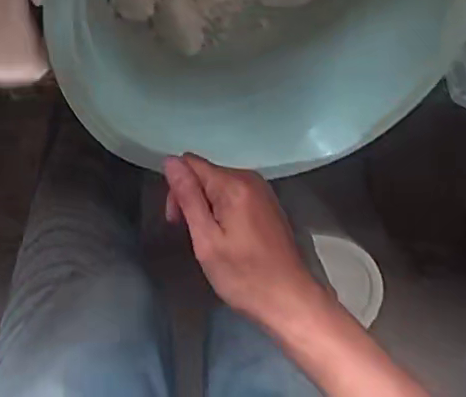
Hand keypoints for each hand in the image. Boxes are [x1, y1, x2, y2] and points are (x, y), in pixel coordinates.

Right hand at [164, 153, 325, 329]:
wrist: (295, 304)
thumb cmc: (246, 277)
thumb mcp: (207, 240)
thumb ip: (188, 196)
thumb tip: (170, 161)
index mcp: (233, 184)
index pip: (189, 163)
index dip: (177, 189)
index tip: (178, 221)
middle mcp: (249, 177)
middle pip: (204, 173)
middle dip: (192, 198)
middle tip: (194, 236)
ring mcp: (262, 190)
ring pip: (218, 184)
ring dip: (208, 207)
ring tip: (214, 242)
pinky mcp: (268, 204)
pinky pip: (234, 194)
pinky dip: (224, 211)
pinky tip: (231, 239)